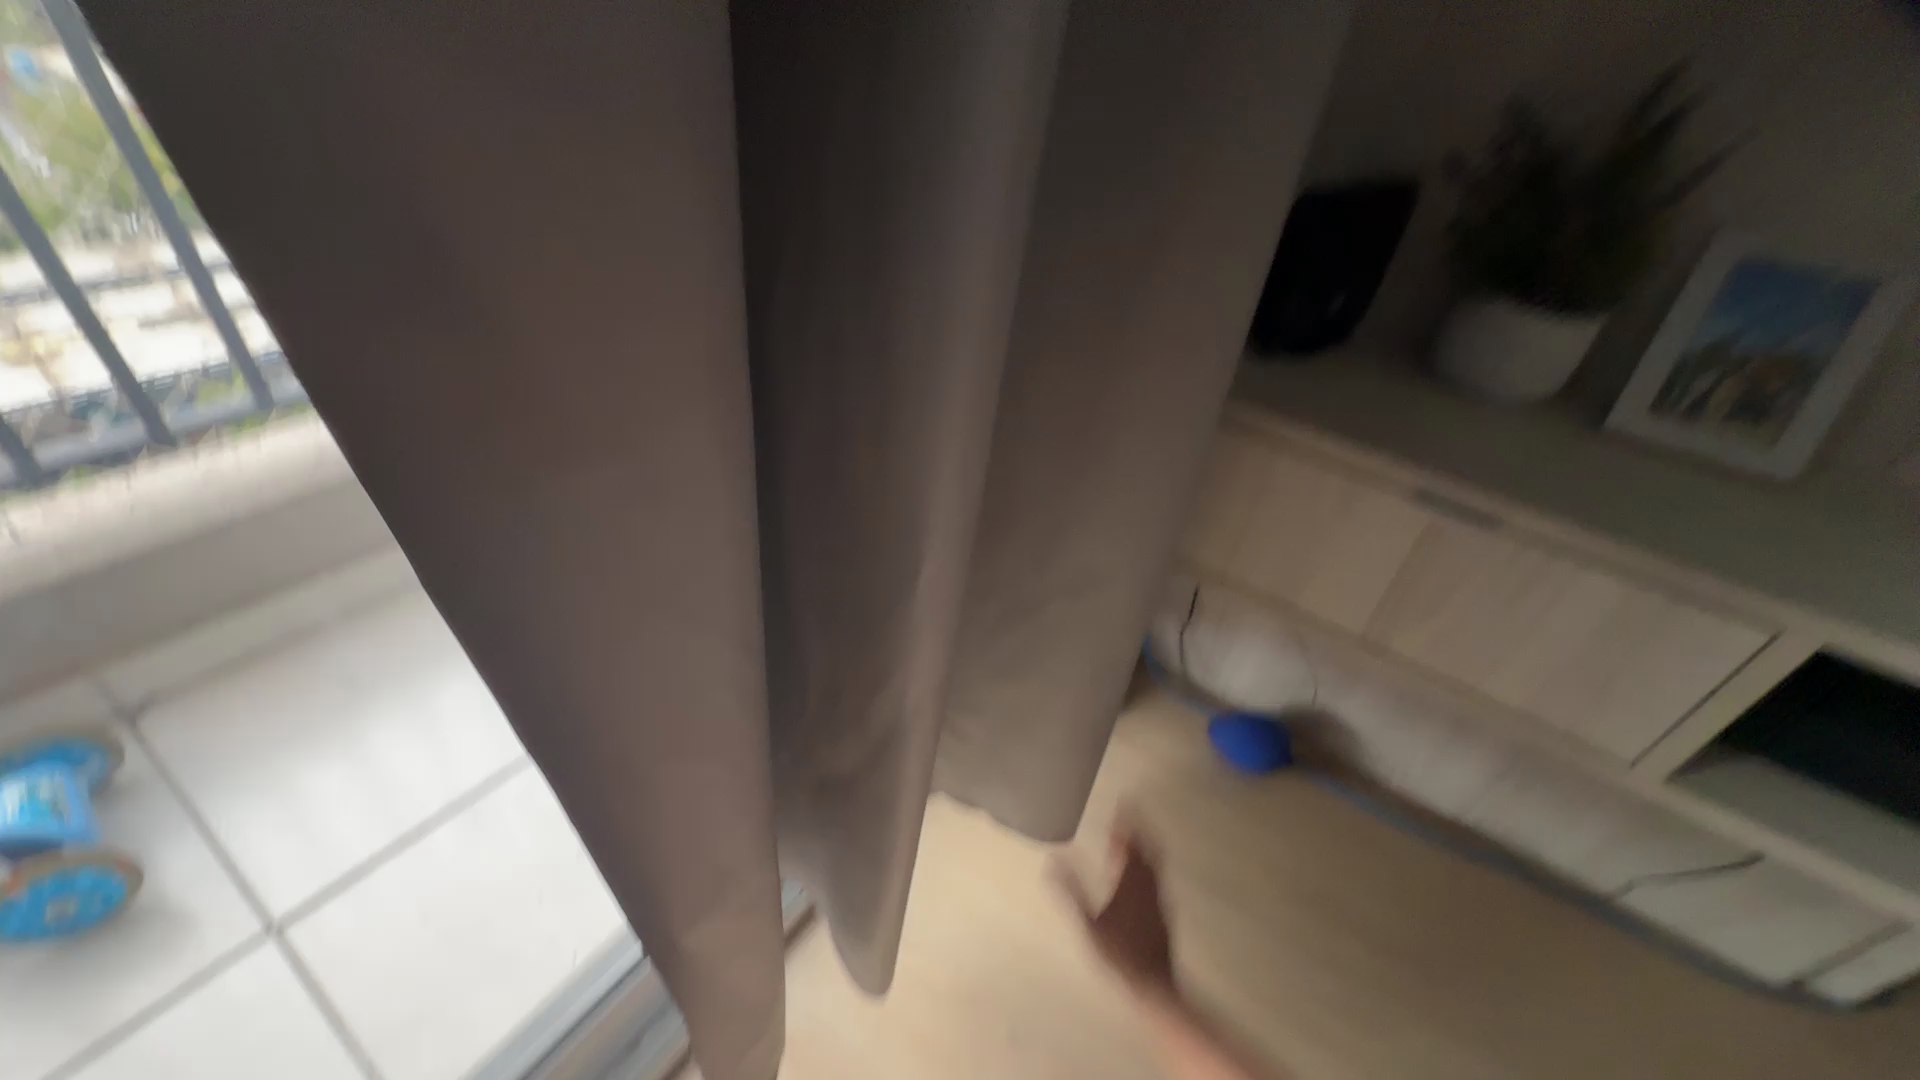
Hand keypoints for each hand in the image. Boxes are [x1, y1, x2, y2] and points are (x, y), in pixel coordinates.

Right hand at [1051, 816, 1175, 999]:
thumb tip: (1053, 859)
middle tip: (1129, 812)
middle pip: (1147, 847)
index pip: (1130, 841)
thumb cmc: (1118, 952)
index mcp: (1130, 879)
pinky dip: (1149, 864)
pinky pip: (1157, 877)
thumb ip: (1071, 889)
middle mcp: (1148, 883)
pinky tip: (1141, 873)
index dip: (1127, 819)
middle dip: (1138, 827)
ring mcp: (1159, 898)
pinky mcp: (1163, 912)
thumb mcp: (1087, 921)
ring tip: (1134, 835)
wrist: (1154, 984)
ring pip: (1155, 862)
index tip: (1123, 800)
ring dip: (1145, 845)